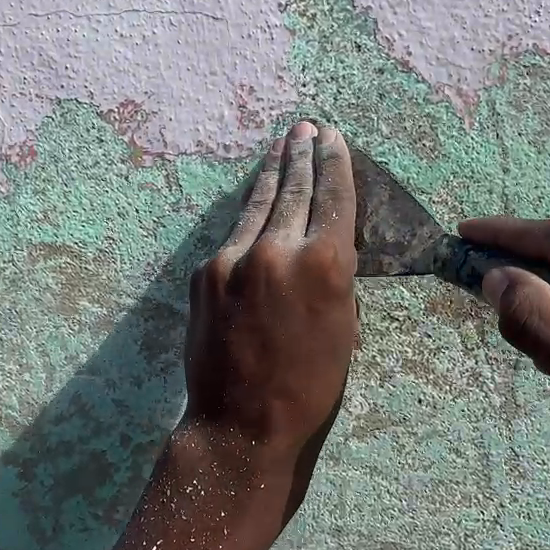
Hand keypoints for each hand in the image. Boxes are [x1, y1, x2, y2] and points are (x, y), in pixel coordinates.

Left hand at [38, 123, 357, 549]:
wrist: (240, 422)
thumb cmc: (309, 384)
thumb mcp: (343, 325)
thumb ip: (333, 271)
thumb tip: (326, 234)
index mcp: (323, 264)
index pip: (332, 197)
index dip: (335, 163)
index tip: (333, 137)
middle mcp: (277, 250)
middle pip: (293, 189)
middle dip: (303, 155)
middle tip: (307, 127)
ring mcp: (234, 258)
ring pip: (258, 203)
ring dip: (272, 171)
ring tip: (283, 144)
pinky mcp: (206, 271)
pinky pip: (235, 231)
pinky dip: (250, 211)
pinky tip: (256, 195)